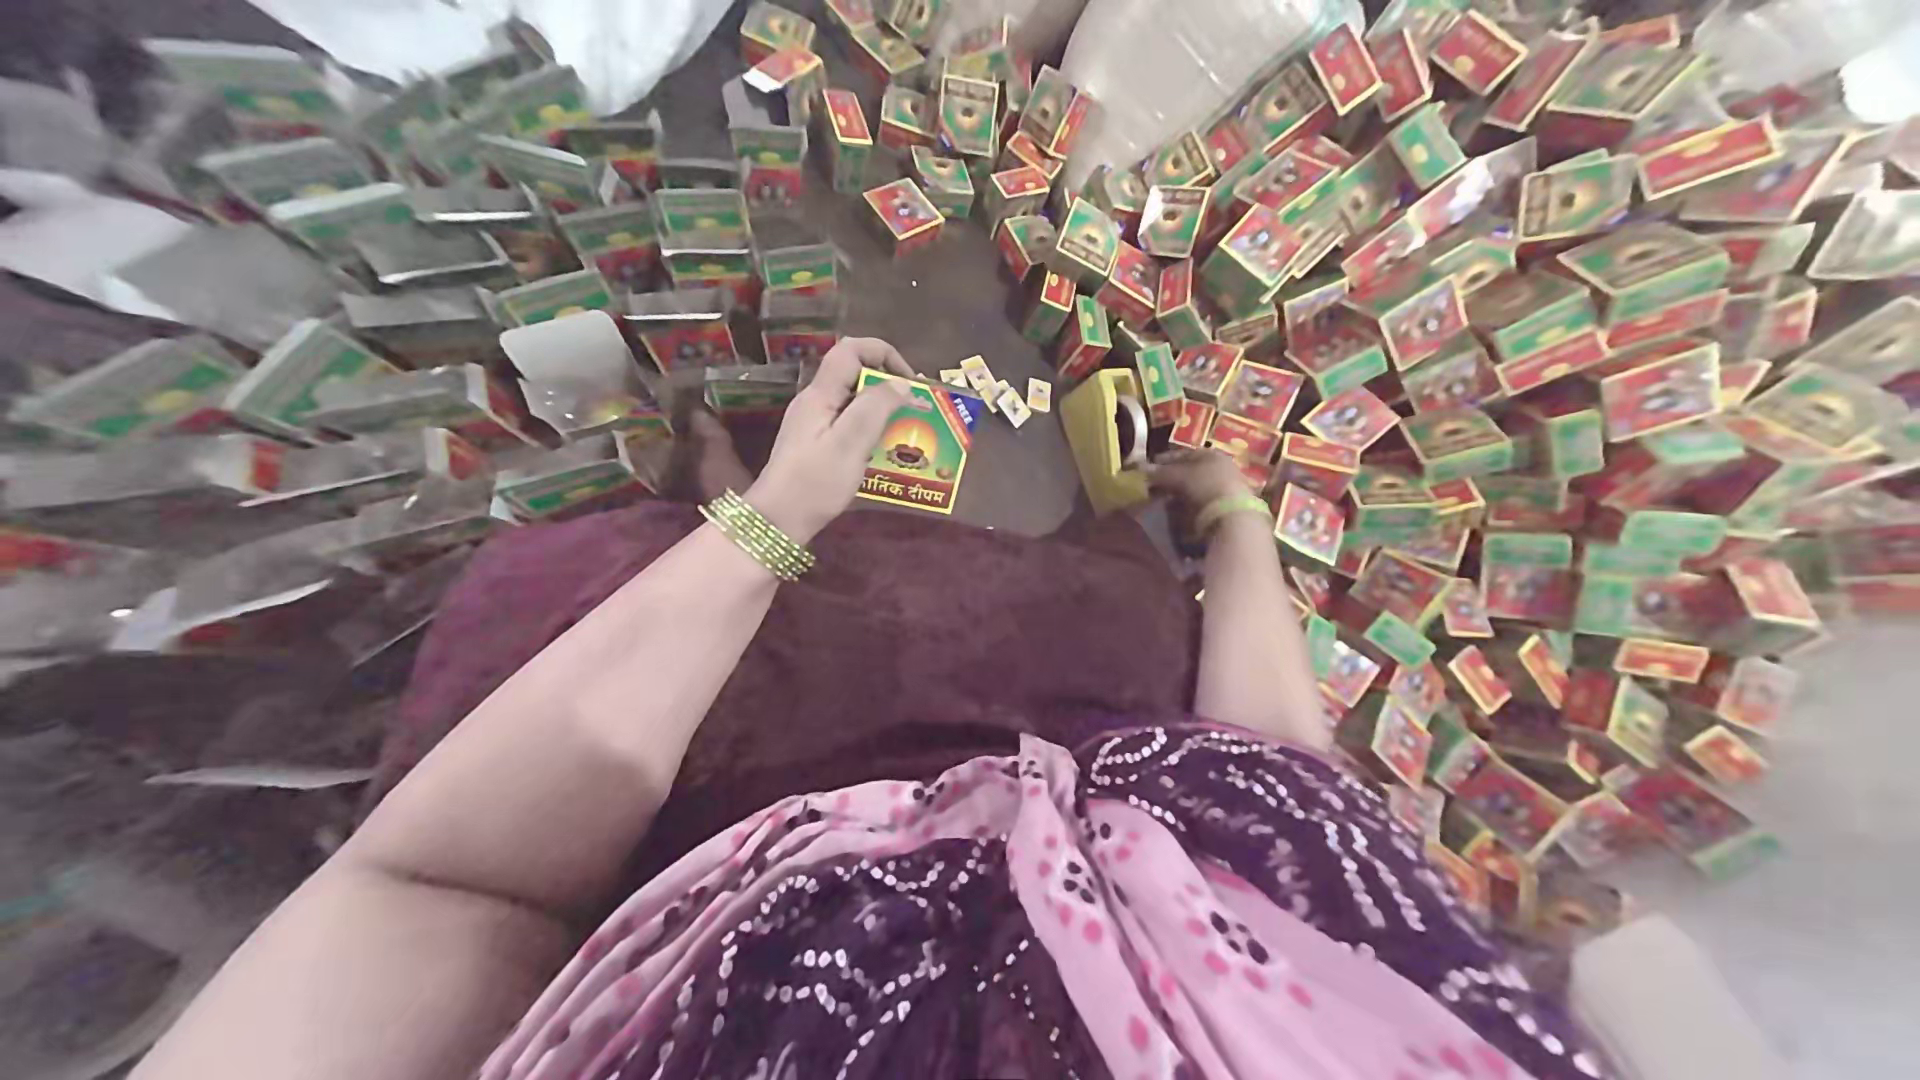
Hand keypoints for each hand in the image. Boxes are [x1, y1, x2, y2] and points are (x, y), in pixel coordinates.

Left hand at [746, 337, 913, 542]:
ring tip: (906, 429)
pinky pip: (848, 424)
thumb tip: (901, 383)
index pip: (851, 350)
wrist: (778, 521)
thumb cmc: (815, 482)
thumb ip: (876, 407)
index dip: (883, 353)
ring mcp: (813, 424)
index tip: (910, 379)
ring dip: (882, 408)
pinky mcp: (816, 445)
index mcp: (821, 394)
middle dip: (888, 383)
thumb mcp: (851, 442)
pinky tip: (884, 451)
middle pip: (854, 374)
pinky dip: (870, 429)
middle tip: (915, 408)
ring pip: (853, 401)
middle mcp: (815, 402)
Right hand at [1140, 448, 1257, 535]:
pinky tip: (1177, 513)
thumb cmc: (1204, 485)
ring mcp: (1225, 487)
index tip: (1148, 468)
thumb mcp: (1177, 476)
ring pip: (1195, 488)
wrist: (1232, 515)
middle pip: (1189, 471)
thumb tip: (1140, 469)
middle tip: (1152, 487)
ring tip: (1162, 502)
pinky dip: (1187, 506)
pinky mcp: (1226, 507)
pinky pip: (1201, 503)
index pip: (1183, 454)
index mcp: (1210, 454)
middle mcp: (1220, 467)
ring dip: (1178, 494)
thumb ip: (1158, 472)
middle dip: (1170, 479)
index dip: (1164, 460)